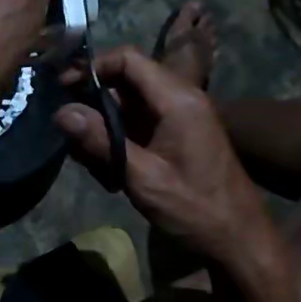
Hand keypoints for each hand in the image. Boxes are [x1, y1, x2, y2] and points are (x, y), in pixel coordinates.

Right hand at [55, 47, 286, 292]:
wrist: (239, 241)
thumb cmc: (195, 209)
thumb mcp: (142, 177)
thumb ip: (100, 141)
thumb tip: (61, 112)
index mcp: (178, 100)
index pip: (128, 60)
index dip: (92, 67)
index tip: (63, 88)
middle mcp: (179, 99)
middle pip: (122, 81)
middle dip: (91, 104)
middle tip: (70, 135)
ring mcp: (177, 118)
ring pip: (124, 106)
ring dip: (101, 128)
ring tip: (91, 164)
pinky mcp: (173, 136)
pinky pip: (134, 125)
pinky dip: (115, 141)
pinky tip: (109, 175)